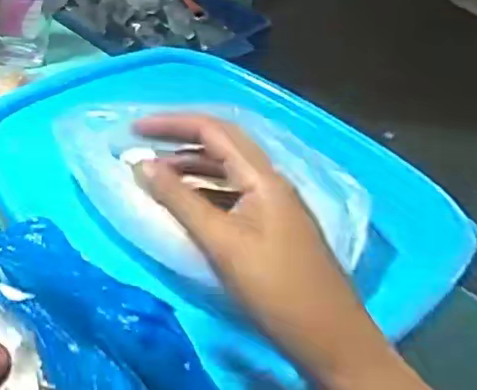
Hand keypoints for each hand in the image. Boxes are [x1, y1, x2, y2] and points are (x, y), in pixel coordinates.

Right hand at [132, 114, 421, 389]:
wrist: (341, 352)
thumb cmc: (278, 292)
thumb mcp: (221, 244)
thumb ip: (179, 200)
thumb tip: (140, 163)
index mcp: (263, 179)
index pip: (212, 130)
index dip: (170, 123)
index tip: (135, 129)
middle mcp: (272, 183)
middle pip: (220, 142)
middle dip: (178, 136)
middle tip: (142, 140)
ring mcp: (277, 206)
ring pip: (226, 168)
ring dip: (189, 163)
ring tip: (156, 174)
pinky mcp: (276, 228)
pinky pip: (232, 190)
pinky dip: (203, 187)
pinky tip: (186, 203)